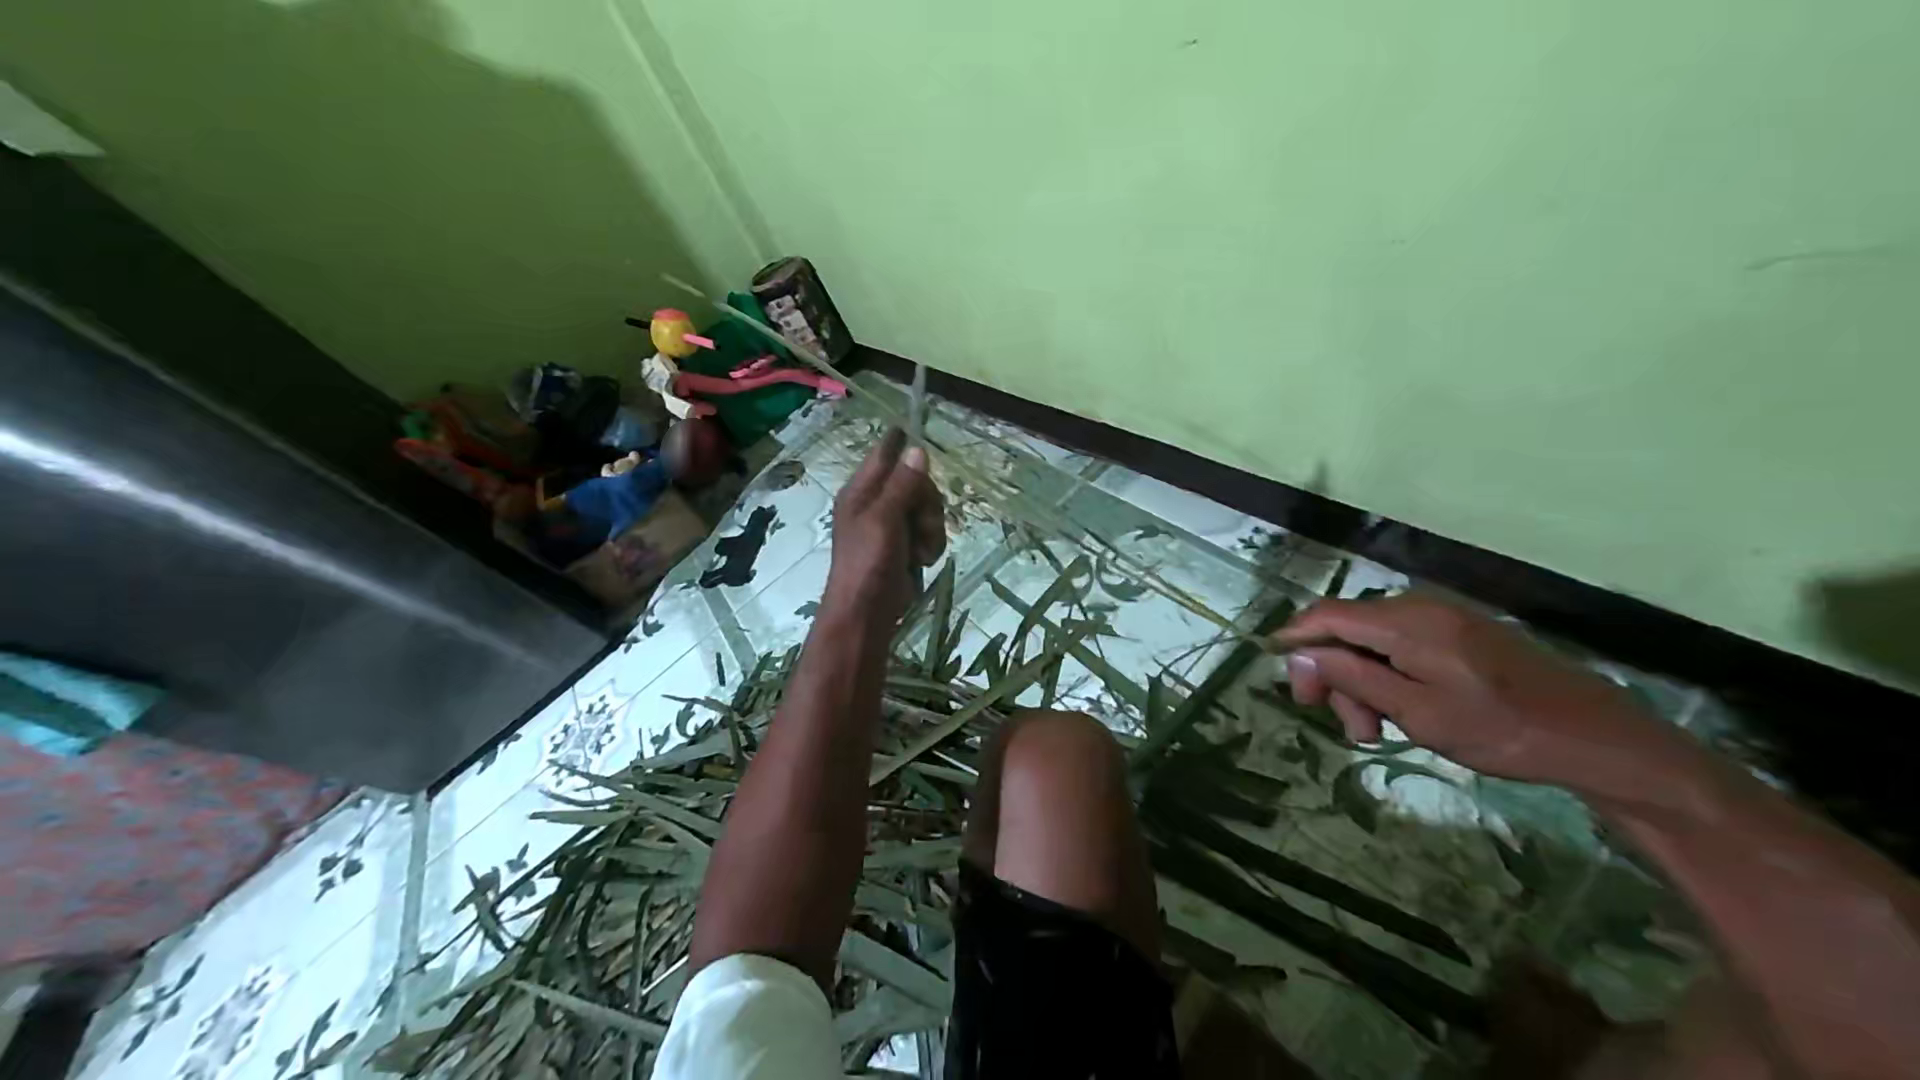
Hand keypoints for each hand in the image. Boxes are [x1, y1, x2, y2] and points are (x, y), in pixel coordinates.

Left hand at [823, 429, 945, 623]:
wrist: (866, 612)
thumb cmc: (868, 562)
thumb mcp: (884, 519)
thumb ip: (903, 485)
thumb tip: (917, 449)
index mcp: (861, 492)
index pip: (883, 455)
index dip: (900, 443)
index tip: (914, 428)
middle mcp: (875, 504)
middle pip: (915, 483)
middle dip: (926, 503)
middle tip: (921, 524)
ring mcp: (890, 526)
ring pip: (926, 509)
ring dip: (930, 529)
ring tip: (920, 551)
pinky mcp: (903, 546)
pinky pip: (927, 532)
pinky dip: (929, 546)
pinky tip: (921, 561)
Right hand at [1273, 592, 1703, 802]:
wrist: (1601, 739)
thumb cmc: (1503, 730)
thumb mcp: (1417, 712)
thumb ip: (1353, 679)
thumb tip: (1299, 656)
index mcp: (1407, 622)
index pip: (1326, 615)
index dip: (1294, 639)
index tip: (1280, 673)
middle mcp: (1420, 607)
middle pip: (1347, 629)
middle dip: (1333, 674)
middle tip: (1345, 726)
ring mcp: (1444, 618)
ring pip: (1372, 640)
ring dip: (1361, 681)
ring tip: (1375, 731)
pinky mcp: (1461, 633)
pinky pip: (1401, 644)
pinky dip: (1387, 675)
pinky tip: (1401, 710)